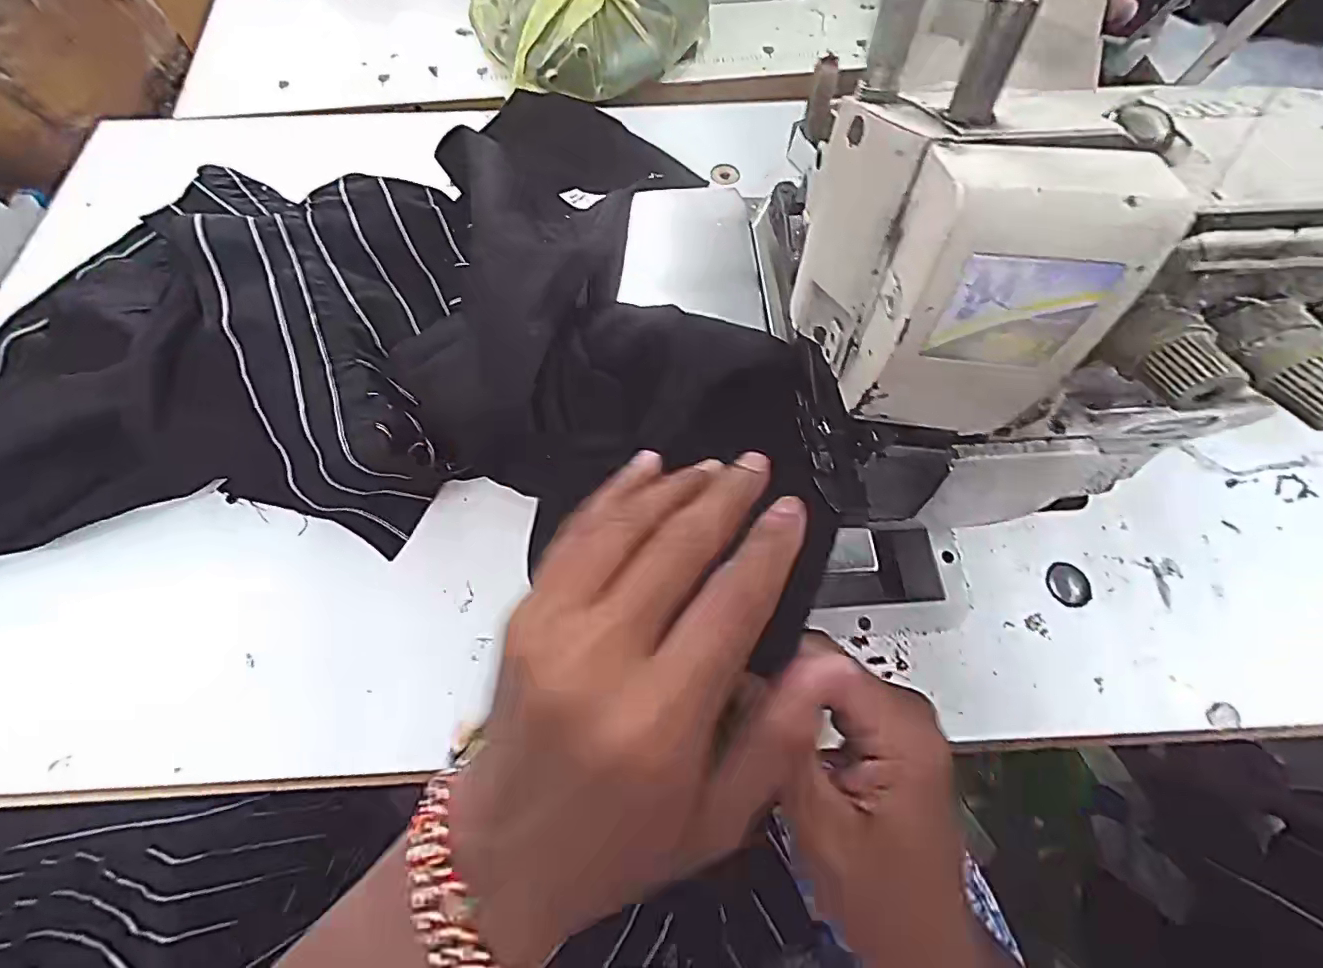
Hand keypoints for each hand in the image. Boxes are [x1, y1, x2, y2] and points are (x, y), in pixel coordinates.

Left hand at [447, 451, 825, 965]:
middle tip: (755, 470)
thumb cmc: (607, 842)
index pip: (730, 602)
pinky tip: (644, 471)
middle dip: (727, 498)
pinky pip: (575, 535)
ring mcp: (553, 630)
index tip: (789, 513)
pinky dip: (615, 494)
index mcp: (656, 718)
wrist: (501, 854)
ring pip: (625, 527)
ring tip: (714, 468)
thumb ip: (776, 739)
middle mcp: (599, 663)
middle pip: (677, 548)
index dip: (768, 547)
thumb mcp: (714, 819)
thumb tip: (821, 669)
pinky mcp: (527, 616)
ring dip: (676, 488)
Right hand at [780, 635, 1004, 967]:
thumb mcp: (823, 828)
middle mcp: (913, 715)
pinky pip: (841, 702)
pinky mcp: (895, 732)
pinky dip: (813, 718)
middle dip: (785, 688)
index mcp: (905, 731)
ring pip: (830, 682)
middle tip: (751, 725)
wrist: (921, 938)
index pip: (826, 660)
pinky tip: (797, 751)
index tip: (744, 691)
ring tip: (773, 745)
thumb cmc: (889, 902)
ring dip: (796, 703)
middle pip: (829, 667)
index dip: (777, 672)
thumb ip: (793, 747)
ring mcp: (906, 721)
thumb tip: (770, 681)